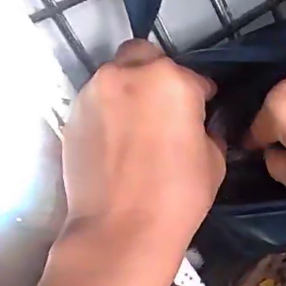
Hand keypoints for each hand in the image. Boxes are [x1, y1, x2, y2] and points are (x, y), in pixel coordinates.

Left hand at [62, 40, 222, 250]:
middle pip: (144, 57)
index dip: (201, 96)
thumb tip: (198, 125)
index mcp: (171, 80)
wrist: (121, 229)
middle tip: (166, 108)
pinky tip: (119, 143)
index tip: (203, 114)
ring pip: (116, 76)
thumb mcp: (214, 159)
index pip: (193, 77)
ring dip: (131, 91)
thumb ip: (206, 129)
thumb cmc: (179, 195)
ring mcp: (93, 92)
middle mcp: (127, 74)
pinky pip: (98, 101)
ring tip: (139, 128)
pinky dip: (110, 112)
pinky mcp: (72, 115)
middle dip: (158, 74)